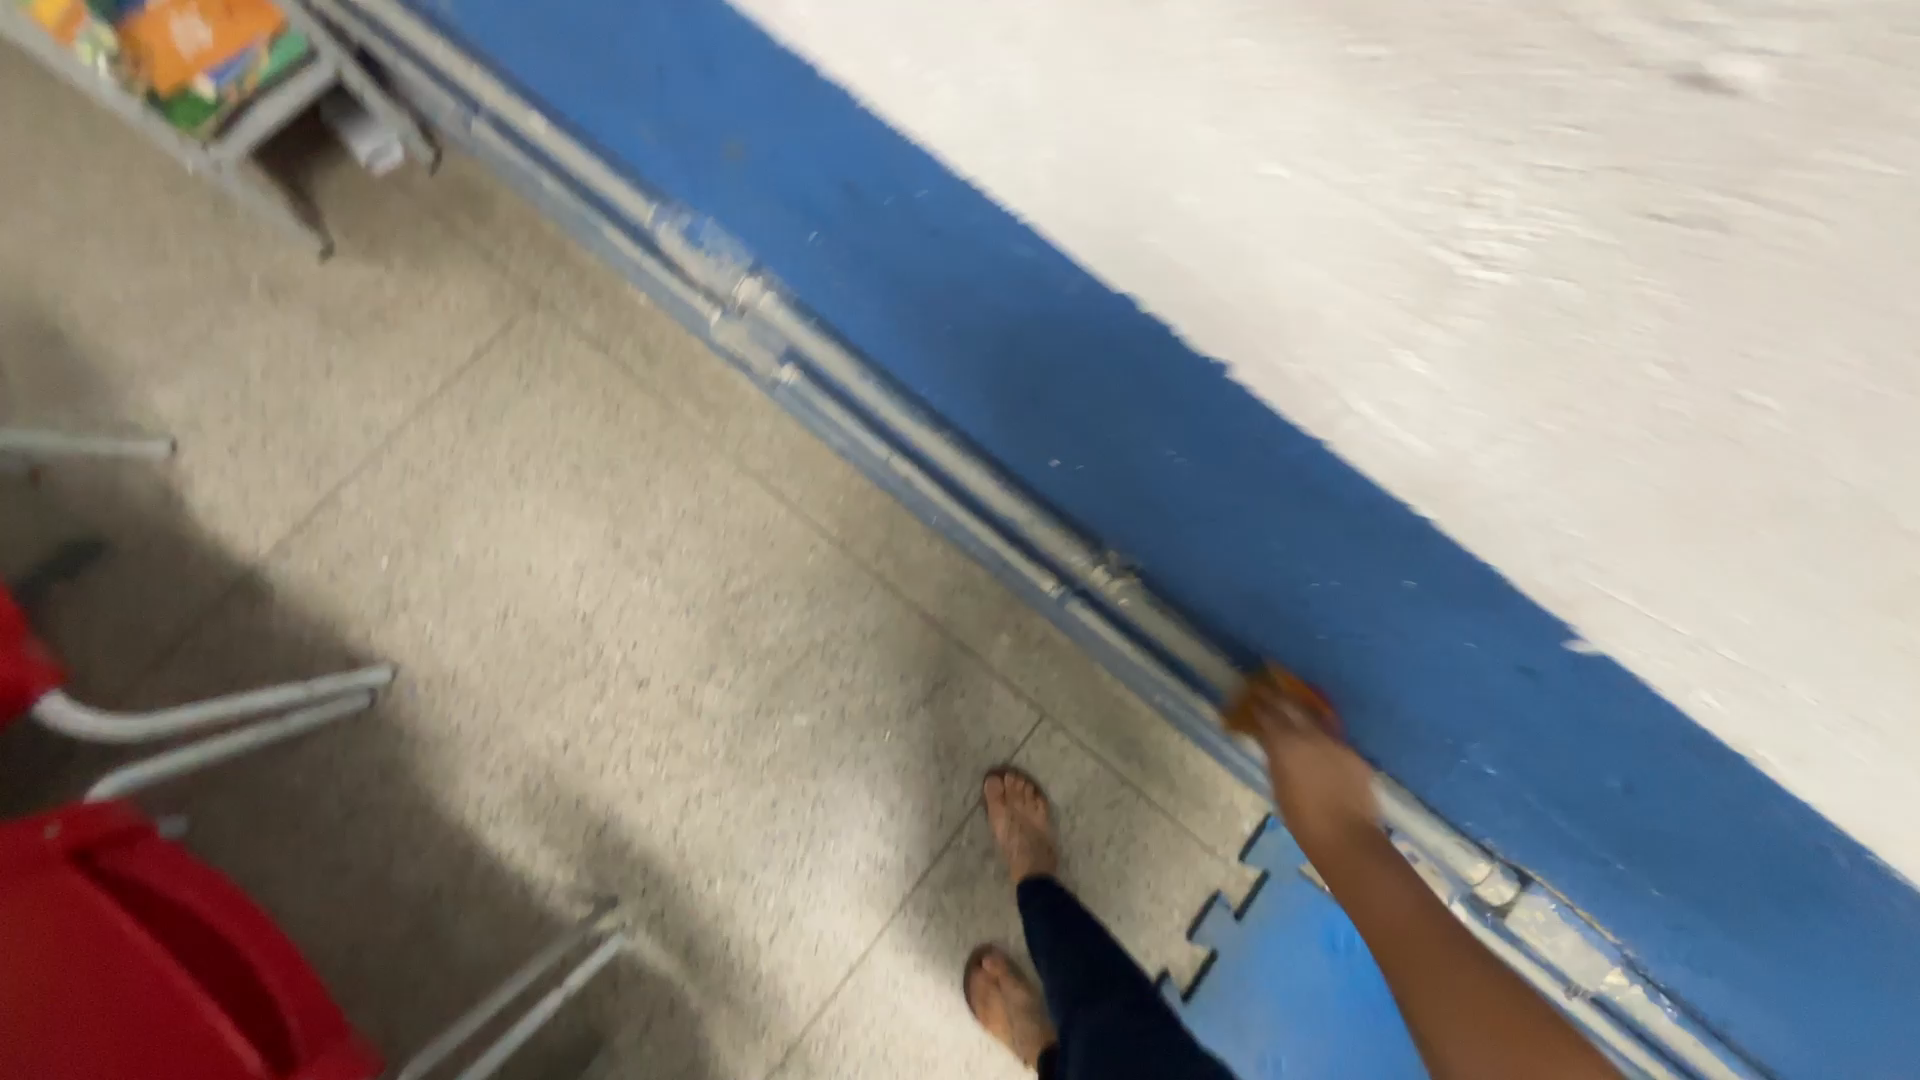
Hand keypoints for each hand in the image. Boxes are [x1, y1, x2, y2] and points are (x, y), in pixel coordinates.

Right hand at [1225, 667, 1379, 853]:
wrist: (1347, 837)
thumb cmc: (1301, 819)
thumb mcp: (1278, 785)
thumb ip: (1276, 758)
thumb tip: (1272, 745)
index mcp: (1285, 743)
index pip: (1267, 714)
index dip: (1258, 705)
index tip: (1251, 698)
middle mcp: (1311, 735)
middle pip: (1292, 706)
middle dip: (1278, 697)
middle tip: (1268, 691)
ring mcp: (1336, 743)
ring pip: (1315, 720)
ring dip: (1302, 714)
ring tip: (1293, 712)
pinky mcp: (1355, 755)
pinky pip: (1334, 740)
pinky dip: (1323, 739)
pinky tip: (1320, 747)